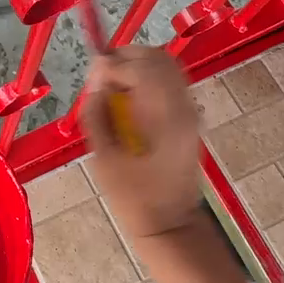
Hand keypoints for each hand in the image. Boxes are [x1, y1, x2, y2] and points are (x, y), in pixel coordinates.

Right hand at [81, 46, 205, 238]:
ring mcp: (190, 111)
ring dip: (137, 66)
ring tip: (114, 85)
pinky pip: (170, 81)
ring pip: (165, 65)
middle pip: (156, 57)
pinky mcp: (190, 117)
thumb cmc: (133, 198)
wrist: (171, 225)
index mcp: (162, 116)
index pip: (140, 67)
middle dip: (125, 58)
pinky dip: (149, 78)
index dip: (111, 64)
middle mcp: (182, 106)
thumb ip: (96, 113)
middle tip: (102, 76)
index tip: (92, 78)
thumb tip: (96, 80)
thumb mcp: (104, 158)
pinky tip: (130, 97)